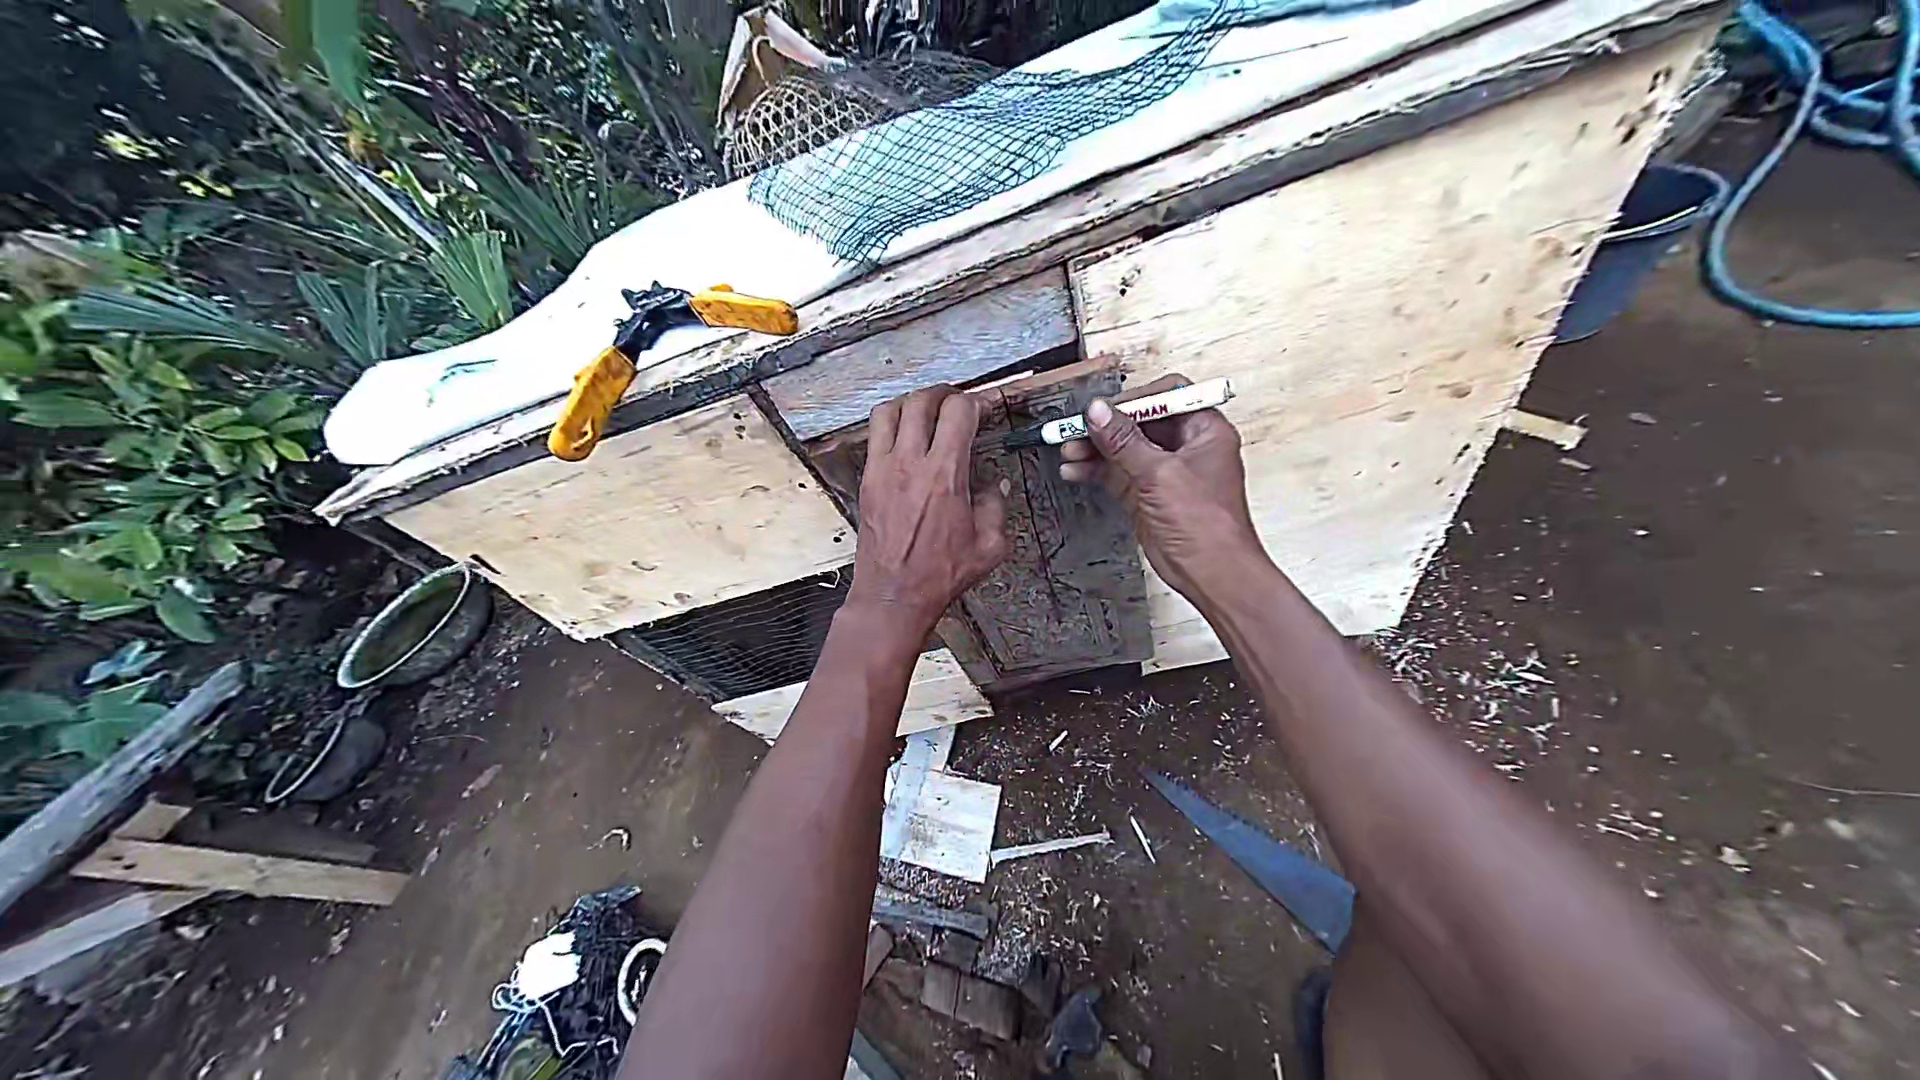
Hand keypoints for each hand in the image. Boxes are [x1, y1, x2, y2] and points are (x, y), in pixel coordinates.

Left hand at [847, 386, 1007, 637]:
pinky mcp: (867, 481)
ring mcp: (883, 470)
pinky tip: (904, 437)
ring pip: (889, 411)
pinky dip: (890, 424)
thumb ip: (996, 507)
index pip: (959, 412)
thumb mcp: (988, 546)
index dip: (977, 402)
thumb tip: (994, 485)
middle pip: (922, 402)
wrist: (894, 594)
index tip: (984, 407)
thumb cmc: (938, 575)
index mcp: (944, 476)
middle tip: (956, 402)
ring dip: (911, 402)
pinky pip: (874, 436)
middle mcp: (910, 465)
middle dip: (944, 394)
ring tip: (926, 410)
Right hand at [1058, 373, 1266, 602]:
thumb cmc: (1207, 525)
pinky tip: (1075, 470)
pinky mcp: (1147, 495)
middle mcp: (1185, 448)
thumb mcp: (1160, 474)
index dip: (1132, 401)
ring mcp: (1165, 473)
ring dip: (1094, 449)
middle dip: (1105, 428)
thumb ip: (1124, 441)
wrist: (1211, 573)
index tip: (1102, 410)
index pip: (1164, 397)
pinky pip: (1116, 474)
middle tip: (1075, 431)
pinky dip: (1095, 471)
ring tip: (1069, 451)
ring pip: (1123, 449)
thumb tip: (1098, 413)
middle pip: (1138, 423)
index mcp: (1204, 431)